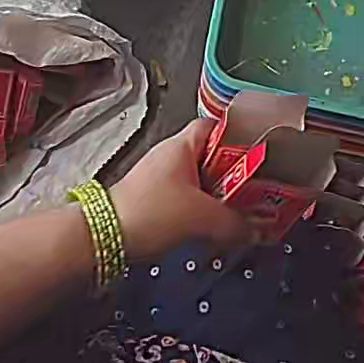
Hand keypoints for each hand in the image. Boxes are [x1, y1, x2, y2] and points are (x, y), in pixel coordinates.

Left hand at [110, 119, 252, 259]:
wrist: (104, 236)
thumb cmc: (154, 212)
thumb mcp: (201, 217)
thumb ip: (235, 223)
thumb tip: (258, 232)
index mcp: (181, 146)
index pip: (214, 126)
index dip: (237, 135)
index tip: (258, 153)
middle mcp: (170, 155)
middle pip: (211, 156)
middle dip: (234, 173)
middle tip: (257, 190)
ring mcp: (160, 177)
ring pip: (199, 179)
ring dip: (219, 195)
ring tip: (241, 212)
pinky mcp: (154, 199)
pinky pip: (187, 197)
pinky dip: (202, 208)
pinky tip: (214, 227)